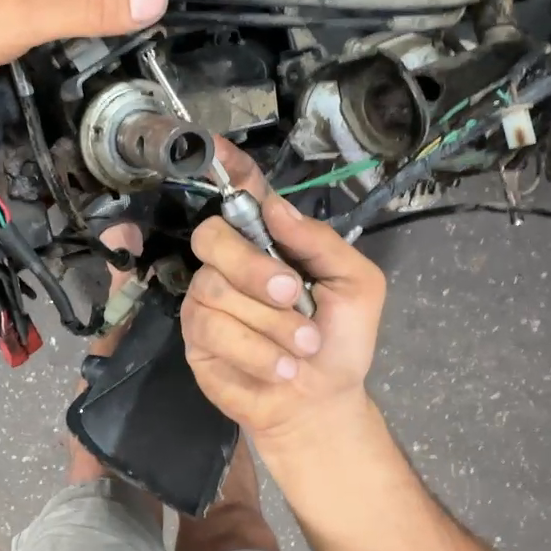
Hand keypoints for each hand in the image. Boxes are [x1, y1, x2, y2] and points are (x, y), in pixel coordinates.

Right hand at [182, 141, 387, 445]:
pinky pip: (213, 331)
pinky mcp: (195, 339)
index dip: (226, 169)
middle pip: (212, 237)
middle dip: (253, 268)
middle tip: (292, 295)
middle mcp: (232, 263)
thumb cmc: (340, 340)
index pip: (242, 195)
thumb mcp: (356, 286)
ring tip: (303, 349)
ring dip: (269, 325)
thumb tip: (275, 206)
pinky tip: (281, 367)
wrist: (321, 403)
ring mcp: (207, 300)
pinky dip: (256, 351)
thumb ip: (319, 243)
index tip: (214, 146)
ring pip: (216, 291)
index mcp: (270, 242)